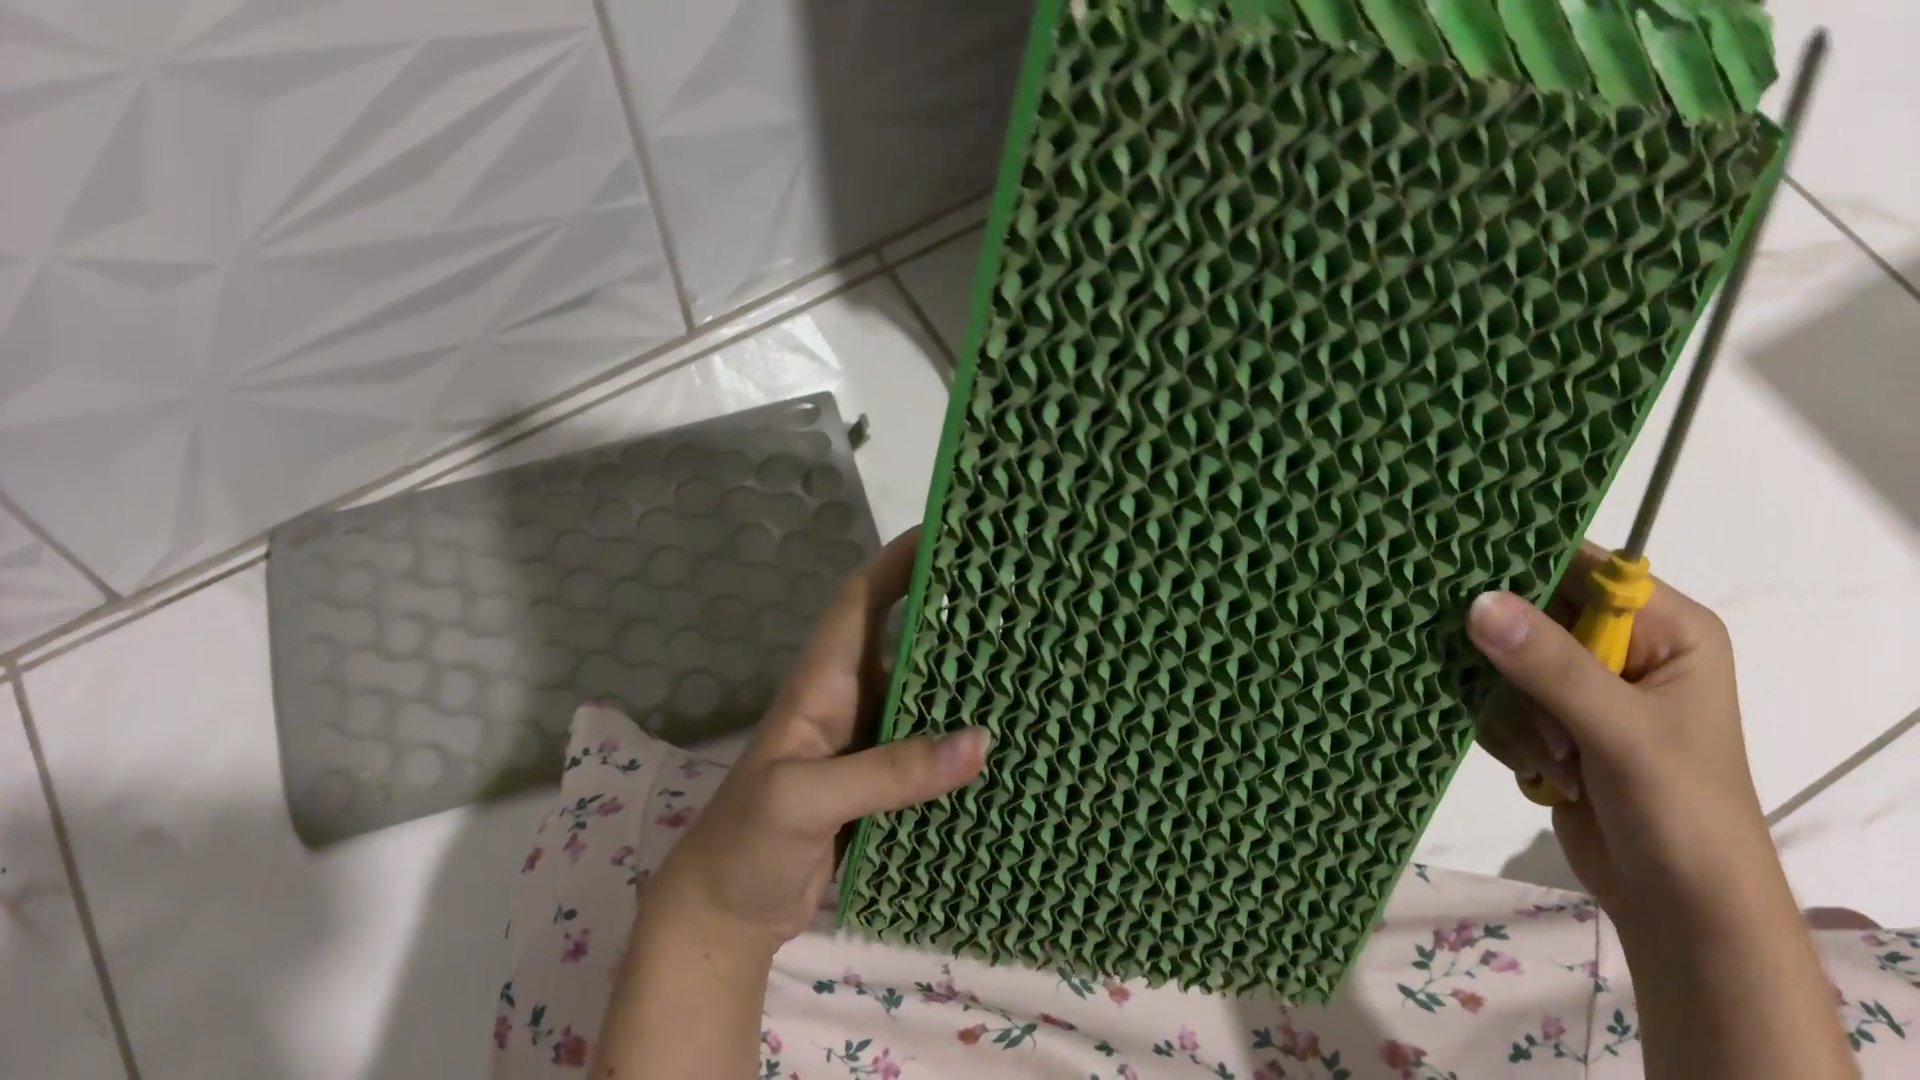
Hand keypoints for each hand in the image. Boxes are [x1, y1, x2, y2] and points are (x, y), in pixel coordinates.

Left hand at [642, 528, 987, 954]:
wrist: (726, 911)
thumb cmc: (747, 840)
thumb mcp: (805, 799)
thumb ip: (888, 771)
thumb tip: (981, 740)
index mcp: (822, 684)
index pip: (861, 600)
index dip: (899, 560)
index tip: (953, 532)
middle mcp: (849, 699)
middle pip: (902, 637)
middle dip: (950, 608)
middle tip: (1017, 590)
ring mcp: (868, 741)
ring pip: (923, 691)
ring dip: (965, 672)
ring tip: (1030, 652)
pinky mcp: (884, 782)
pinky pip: (931, 745)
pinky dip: (964, 734)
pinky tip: (1009, 733)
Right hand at [1468, 545, 1777, 924]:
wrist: (1680, 907)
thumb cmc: (1680, 810)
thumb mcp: (1621, 732)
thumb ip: (1550, 665)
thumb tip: (1475, 601)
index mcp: (1667, 630)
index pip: (1583, 569)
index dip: (1524, 566)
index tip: (1459, 578)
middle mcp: (1623, 648)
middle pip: (1530, 616)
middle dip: (1514, 664)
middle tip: (1516, 699)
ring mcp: (1583, 688)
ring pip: (1503, 664)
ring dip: (1514, 713)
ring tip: (1555, 758)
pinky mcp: (1551, 723)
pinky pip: (1496, 702)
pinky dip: (1505, 734)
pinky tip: (1540, 770)